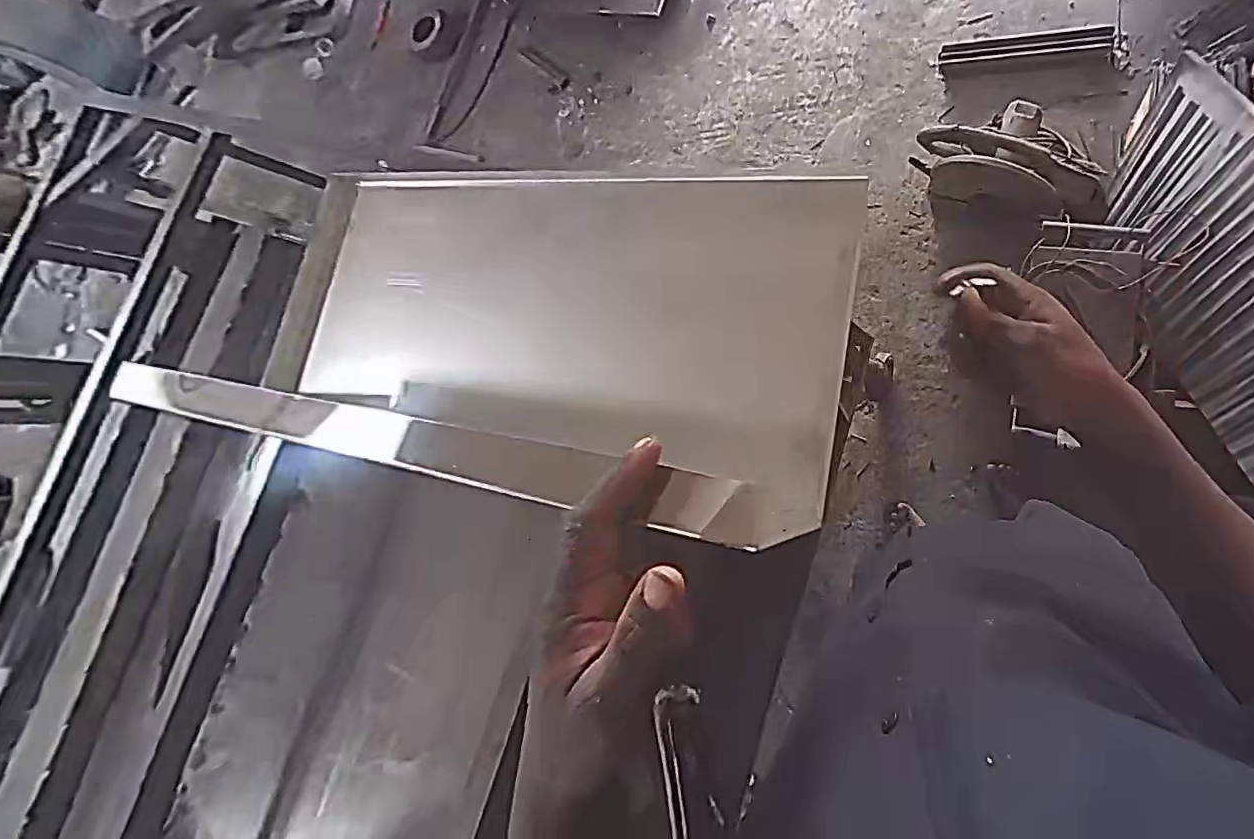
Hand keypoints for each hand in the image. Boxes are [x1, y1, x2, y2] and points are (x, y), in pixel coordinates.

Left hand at [513, 437, 692, 837]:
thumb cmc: (575, 764)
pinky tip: (684, 538)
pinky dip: (668, 544)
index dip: (618, 485)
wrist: (574, 812)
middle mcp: (586, 603)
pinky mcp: (629, 631)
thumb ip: (638, 640)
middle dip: (634, 486)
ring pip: (627, 546)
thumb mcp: (608, 702)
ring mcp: (607, 617)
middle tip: (670, 455)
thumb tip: (668, 576)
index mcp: (569, 609)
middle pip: (608, 527)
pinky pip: (649, 573)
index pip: (590, 529)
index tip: (649, 451)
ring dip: (650, 510)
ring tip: (678, 482)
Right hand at [938, 262, 1142, 440]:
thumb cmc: (1067, 371)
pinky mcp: (1012, 369)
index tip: (938, 290)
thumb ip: (991, 320)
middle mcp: (1019, 318)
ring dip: (968, 348)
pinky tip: (980, 378)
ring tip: (971, 365)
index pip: (990, 277)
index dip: (964, 278)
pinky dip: (977, 368)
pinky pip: (984, 362)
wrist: (1092, 412)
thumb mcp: (1027, 341)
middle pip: (978, 308)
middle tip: (957, 339)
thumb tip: (963, 296)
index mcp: (1029, 301)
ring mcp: (1015, 345)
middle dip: (963, 321)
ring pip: (977, 337)